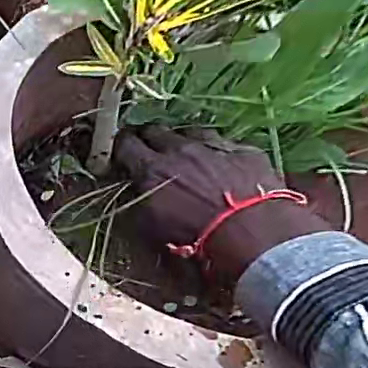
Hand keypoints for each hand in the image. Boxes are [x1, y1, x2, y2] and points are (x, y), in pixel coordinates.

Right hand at [113, 125, 329, 278]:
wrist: (250, 231)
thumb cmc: (192, 237)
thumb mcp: (148, 228)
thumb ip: (135, 201)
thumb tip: (131, 189)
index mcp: (151, 169)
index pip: (125, 145)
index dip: (119, 147)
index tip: (118, 154)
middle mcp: (180, 150)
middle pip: (155, 131)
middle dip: (146, 138)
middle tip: (146, 150)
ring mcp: (213, 146)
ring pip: (189, 131)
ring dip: (181, 141)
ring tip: (182, 154)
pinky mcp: (243, 150)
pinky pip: (222, 142)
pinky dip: (213, 150)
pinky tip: (216, 163)